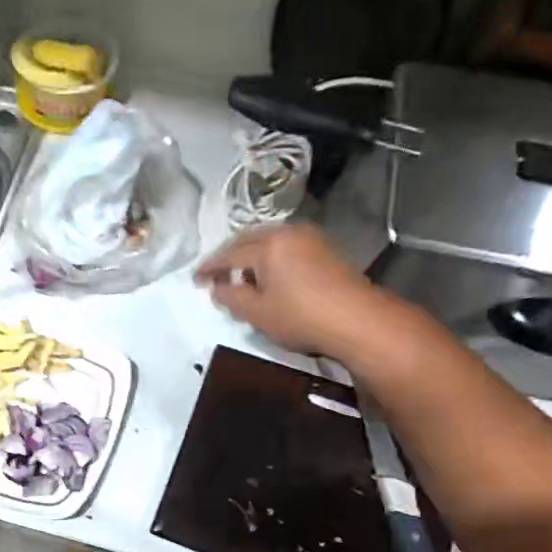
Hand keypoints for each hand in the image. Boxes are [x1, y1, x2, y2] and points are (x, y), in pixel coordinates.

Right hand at [195, 224, 396, 358]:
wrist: (356, 319)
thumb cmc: (300, 317)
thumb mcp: (257, 314)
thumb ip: (232, 298)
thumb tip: (217, 288)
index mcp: (266, 246)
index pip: (228, 254)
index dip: (209, 267)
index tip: (195, 278)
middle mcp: (287, 233)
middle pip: (249, 240)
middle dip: (229, 256)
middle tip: (216, 275)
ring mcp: (309, 238)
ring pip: (270, 241)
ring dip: (252, 256)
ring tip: (243, 277)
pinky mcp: (325, 249)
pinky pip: (288, 247)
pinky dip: (272, 258)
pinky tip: (271, 277)